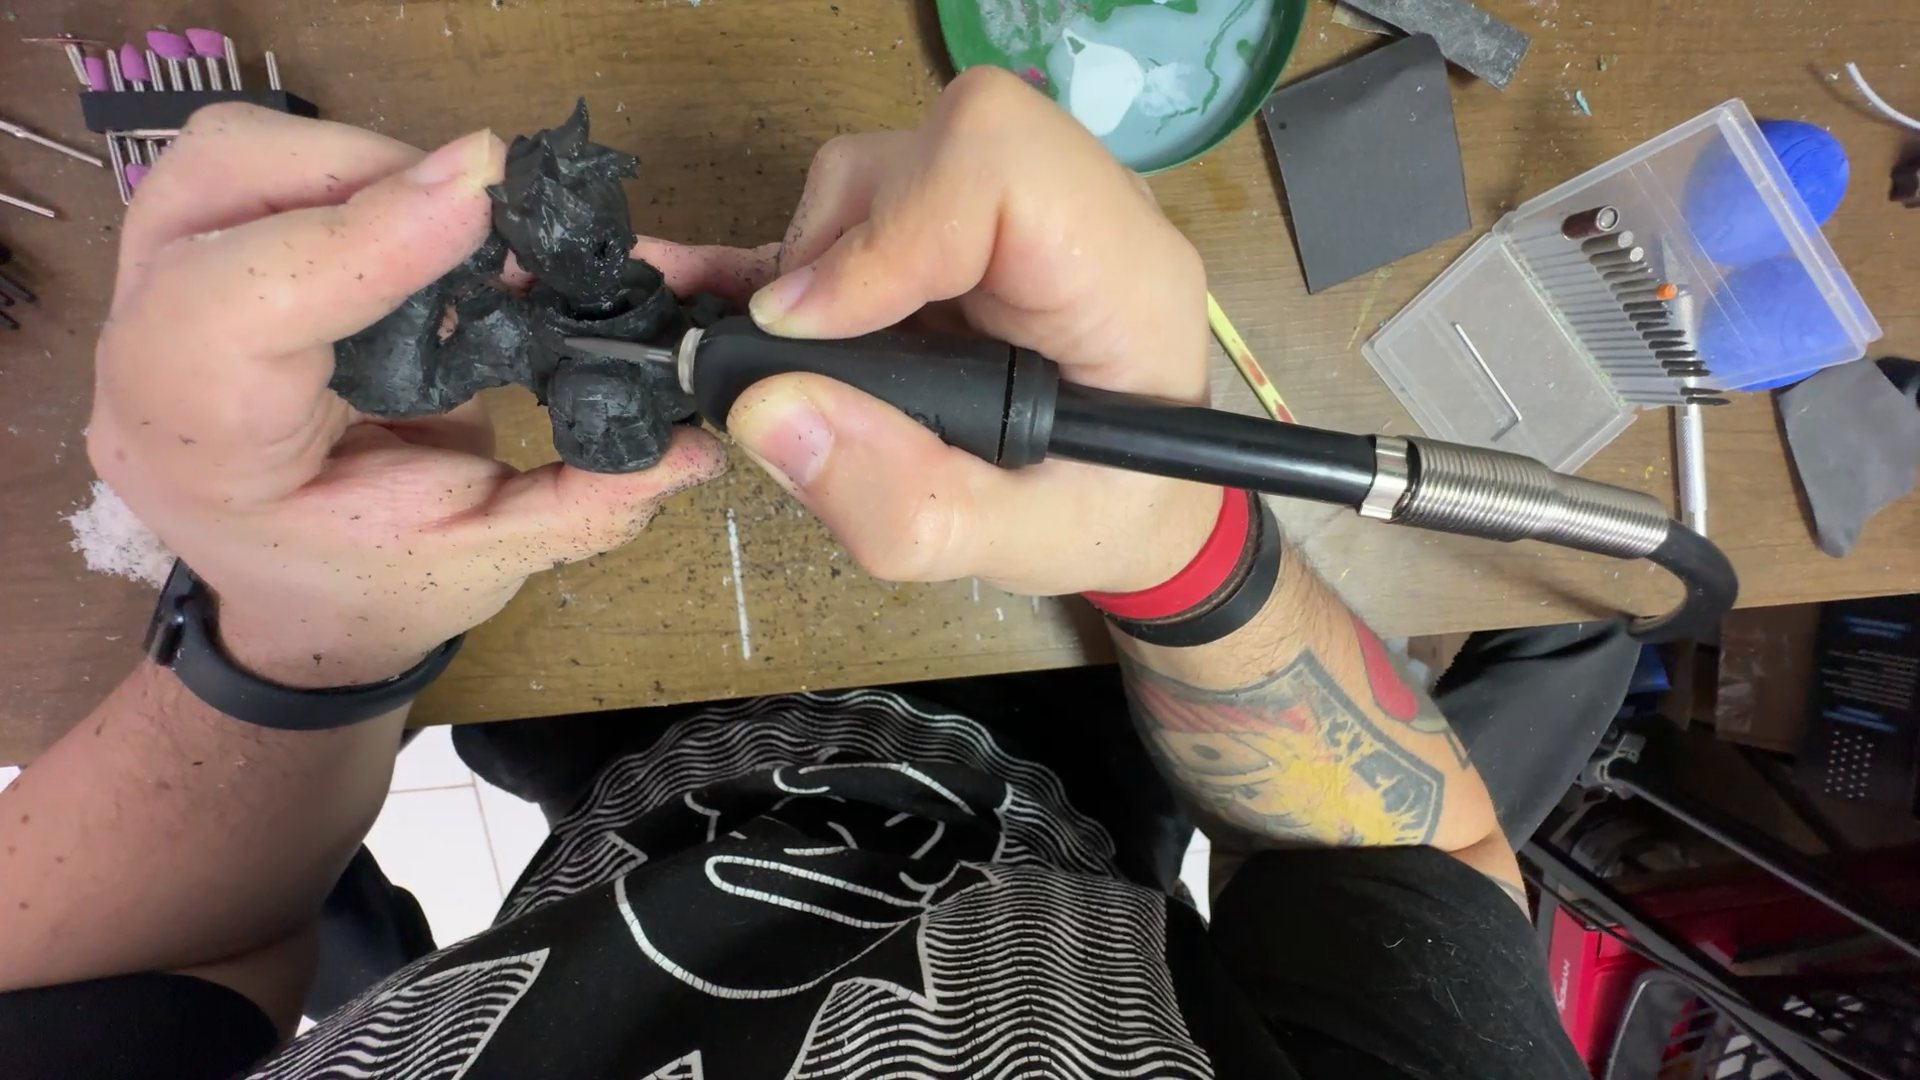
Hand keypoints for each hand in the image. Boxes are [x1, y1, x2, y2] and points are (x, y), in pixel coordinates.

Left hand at [88, 106, 725, 687]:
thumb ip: (588, 502)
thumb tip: (698, 445)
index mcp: (206, 449)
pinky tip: (467, 241)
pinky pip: (294, 185)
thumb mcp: (491, 558)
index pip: (237, 311)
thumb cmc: (383, 588)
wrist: (312, 598)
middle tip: (500, 217)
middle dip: (378, 175)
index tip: (481, 196)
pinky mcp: (234, 270)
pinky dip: (389, 191)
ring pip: (247, 162)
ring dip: (384, 171)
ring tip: (493, 230)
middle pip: (225, 183)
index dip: (361, 240)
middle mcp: (160, 352)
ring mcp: (179, 296)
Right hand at [643, 68, 1220, 596]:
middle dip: (831, 251)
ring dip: (812, 266)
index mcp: (1121, 279)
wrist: (1132, 499)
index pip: (998, 167)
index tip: (806, 327)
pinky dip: (792, 258)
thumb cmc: (1105, 519)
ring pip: (880, 175)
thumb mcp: (1017, 545)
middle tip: (798, 356)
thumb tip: (767, 411)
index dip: (886, 232)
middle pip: (925, 154)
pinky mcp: (961, 240)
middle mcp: (1074, 219)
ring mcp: (1014, 221)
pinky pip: (869, 212)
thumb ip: (908, 504)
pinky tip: (729, 295)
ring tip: (804, 361)